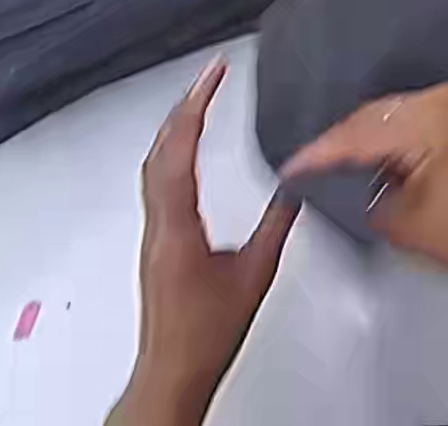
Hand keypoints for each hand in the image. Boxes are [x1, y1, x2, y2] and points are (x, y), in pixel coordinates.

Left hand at [114, 56, 299, 425]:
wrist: (172, 373)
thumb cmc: (205, 334)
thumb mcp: (255, 272)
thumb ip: (277, 223)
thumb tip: (295, 184)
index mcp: (178, 225)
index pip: (180, 150)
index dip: (195, 106)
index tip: (212, 75)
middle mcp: (158, 221)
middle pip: (161, 148)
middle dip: (184, 104)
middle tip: (208, 74)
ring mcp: (153, 228)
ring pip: (153, 162)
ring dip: (175, 123)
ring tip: (198, 97)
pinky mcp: (156, 235)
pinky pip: (155, 177)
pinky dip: (171, 147)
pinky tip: (185, 143)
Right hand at [282, 82, 447, 279]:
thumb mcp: (405, 223)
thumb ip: (360, 197)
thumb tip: (332, 184)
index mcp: (428, 119)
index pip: (357, 132)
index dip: (320, 152)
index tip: (293, 167)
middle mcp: (438, 100)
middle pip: (367, 116)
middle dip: (336, 142)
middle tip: (305, 166)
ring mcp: (446, 102)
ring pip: (381, 114)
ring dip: (356, 138)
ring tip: (327, 164)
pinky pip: (400, 117)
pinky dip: (378, 136)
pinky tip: (363, 156)